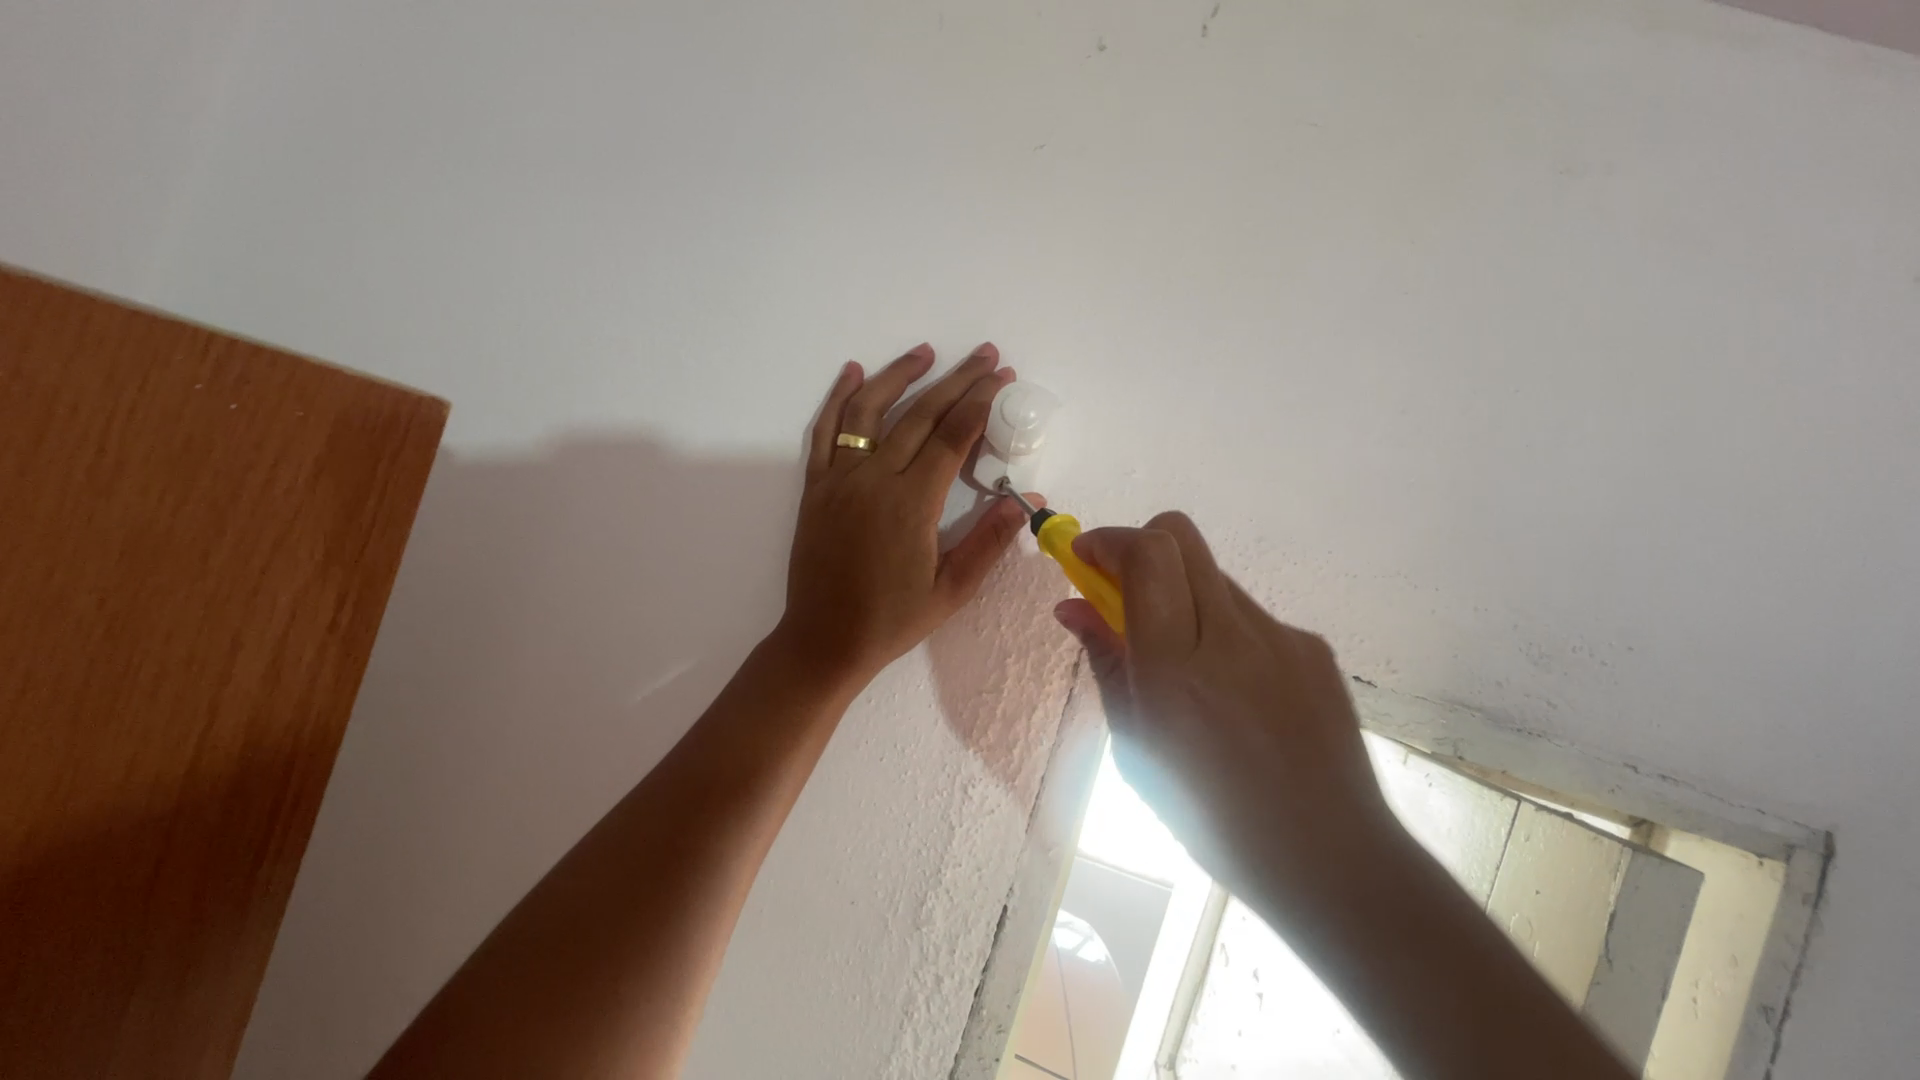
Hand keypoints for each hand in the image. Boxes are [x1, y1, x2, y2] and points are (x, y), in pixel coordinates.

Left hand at [776, 343, 1034, 684]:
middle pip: (920, 415)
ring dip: (899, 376)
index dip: (980, 403)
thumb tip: (1028, 499)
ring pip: (869, 412)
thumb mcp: (952, 590)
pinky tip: (853, 373)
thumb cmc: (892, 620)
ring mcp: (839, 480)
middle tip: (985, 355)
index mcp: (911, 505)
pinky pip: (824, 432)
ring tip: (926, 352)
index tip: (1002, 378)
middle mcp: (873, 481)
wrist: (824, 641)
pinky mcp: (815, 488)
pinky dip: (838, 399)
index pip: (952, 437)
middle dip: (957, 381)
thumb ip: (989, 541)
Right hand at [1053, 512, 1393, 902]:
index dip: (1108, 540)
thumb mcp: (1137, 750)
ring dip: (1181, 595)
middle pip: (1180, 536)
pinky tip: (1234, 694)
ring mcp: (1281, 637)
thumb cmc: (1212, 820)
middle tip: (1118, 589)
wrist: (1330, 857)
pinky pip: (1253, 618)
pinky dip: (1224, 632)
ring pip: (1214, 578)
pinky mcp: (1314, 649)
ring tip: (1183, 665)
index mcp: (1177, 670)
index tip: (1083, 556)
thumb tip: (1072, 608)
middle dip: (1138, 546)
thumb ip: (1108, 665)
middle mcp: (1232, 637)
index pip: (1146, 556)